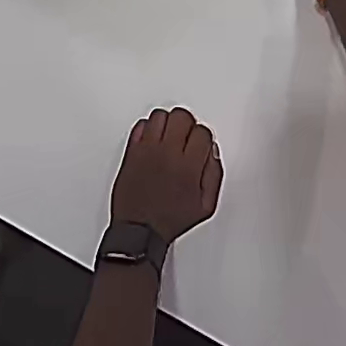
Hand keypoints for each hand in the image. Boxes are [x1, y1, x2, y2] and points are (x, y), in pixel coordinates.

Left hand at [110, 108, 223, 241]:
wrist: (138, 230)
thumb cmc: (169, 219)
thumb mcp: (205, 206)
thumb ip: (214, 175)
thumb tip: (212, 152)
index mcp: (188, 167)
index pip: (202, 132)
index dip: (203, 136)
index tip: (200, 143)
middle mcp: (167, 154)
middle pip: (181, 116)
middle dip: (186, 124)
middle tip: (185, 136)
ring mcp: (147, 150)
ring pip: (160, 115)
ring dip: (167, 123)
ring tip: (168, 136)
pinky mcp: (131, 151)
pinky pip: (140, 124)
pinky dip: (148, 128)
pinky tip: (153, 140)